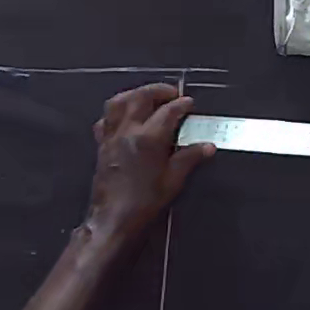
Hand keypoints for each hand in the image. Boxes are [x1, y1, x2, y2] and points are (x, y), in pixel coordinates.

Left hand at [86, 84, 214, 241]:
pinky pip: (106, 118)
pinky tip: (125, 117)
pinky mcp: (102, 144)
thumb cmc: (145, 202)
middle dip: (158, 90)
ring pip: (119, 102)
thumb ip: (190, 158)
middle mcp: (128, 131)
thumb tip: (207, 147)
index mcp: (149, 138)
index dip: (181, 104)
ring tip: (148, 97)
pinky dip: (116, 112)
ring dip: (135, 94)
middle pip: (141, 97)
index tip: (189, 103)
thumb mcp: (173, 180)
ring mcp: (112, 135)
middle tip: (172, 93)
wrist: (114, 219)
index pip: (168, 111)